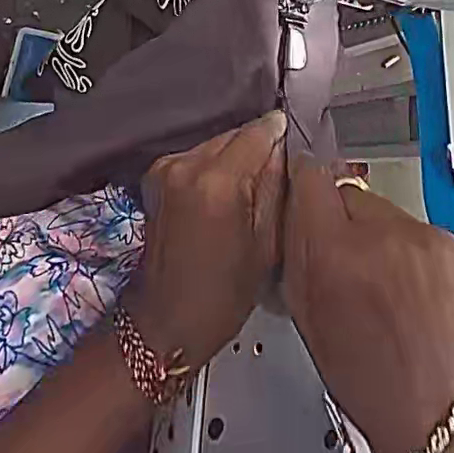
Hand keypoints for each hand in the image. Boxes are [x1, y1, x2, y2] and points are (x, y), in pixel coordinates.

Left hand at [125, 111, 287, 367]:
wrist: (165, 320)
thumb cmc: (224, 293)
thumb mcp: (267, 243)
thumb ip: (277, 185)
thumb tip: (285, 149)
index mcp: (218, 181)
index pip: (256, 133)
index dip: (280, 132)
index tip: (297, 136)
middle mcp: (187, 164)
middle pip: (234, 135)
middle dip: (258, 145)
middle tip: (281, 167)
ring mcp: (167, 168)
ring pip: (216, 143)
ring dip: (237, 155)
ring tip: (255, 182)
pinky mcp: (156, 175)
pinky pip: (198, 155)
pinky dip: (216, 165)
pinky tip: (229, 190)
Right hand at [283, 153, 453, 452]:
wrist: (424, 402)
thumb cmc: (360, 369)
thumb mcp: (300, 305)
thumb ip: (293, 242)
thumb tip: (295, 197)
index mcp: (332, 253)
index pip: (312, 177)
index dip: (304, 181)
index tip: (304, 184)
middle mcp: (377, 237)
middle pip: (346, 191)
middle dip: (338, 216)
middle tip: (339, 252)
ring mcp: (416, 238)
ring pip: (378, 206)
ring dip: (371, 229)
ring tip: (373, 274)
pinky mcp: (444, 242)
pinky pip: (408, 223)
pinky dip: (400, 242)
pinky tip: (398, 278)